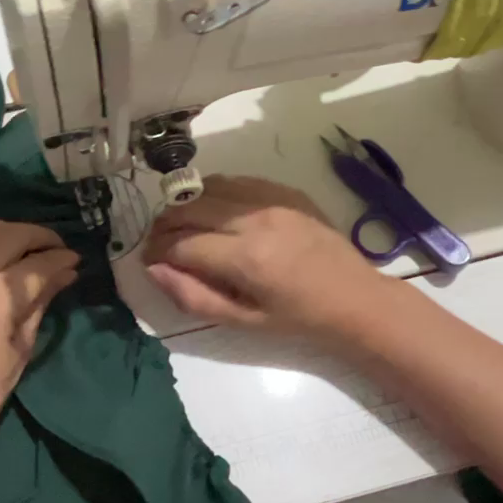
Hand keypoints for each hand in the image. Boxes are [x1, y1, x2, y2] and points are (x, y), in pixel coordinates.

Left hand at [0, 219, 79, 456]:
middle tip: (57, 248)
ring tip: (22, 240)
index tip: (75, 261)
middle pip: (12, 236)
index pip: (39, 264)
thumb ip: (40, 302)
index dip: (62, 260)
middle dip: (40, 237)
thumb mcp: (22, 347)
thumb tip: (64, 274)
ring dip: (6, 229)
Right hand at [143, 175, 386, 337]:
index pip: (182, 244)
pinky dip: (215, 193)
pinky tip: (213, 210)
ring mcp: (273, 200)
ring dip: (187, 204)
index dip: (156, 251)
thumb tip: (153, 270)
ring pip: (210, 187)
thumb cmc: (298, 319)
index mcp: (246, 258)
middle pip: (190, 208)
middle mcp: (256, 220)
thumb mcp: (242, 321)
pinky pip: (238, 181)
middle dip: (164, 224)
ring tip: (180, 224)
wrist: (355, 298)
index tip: (148, 260)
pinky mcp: (286, 191)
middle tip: (157, 241)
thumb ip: (193, 297)